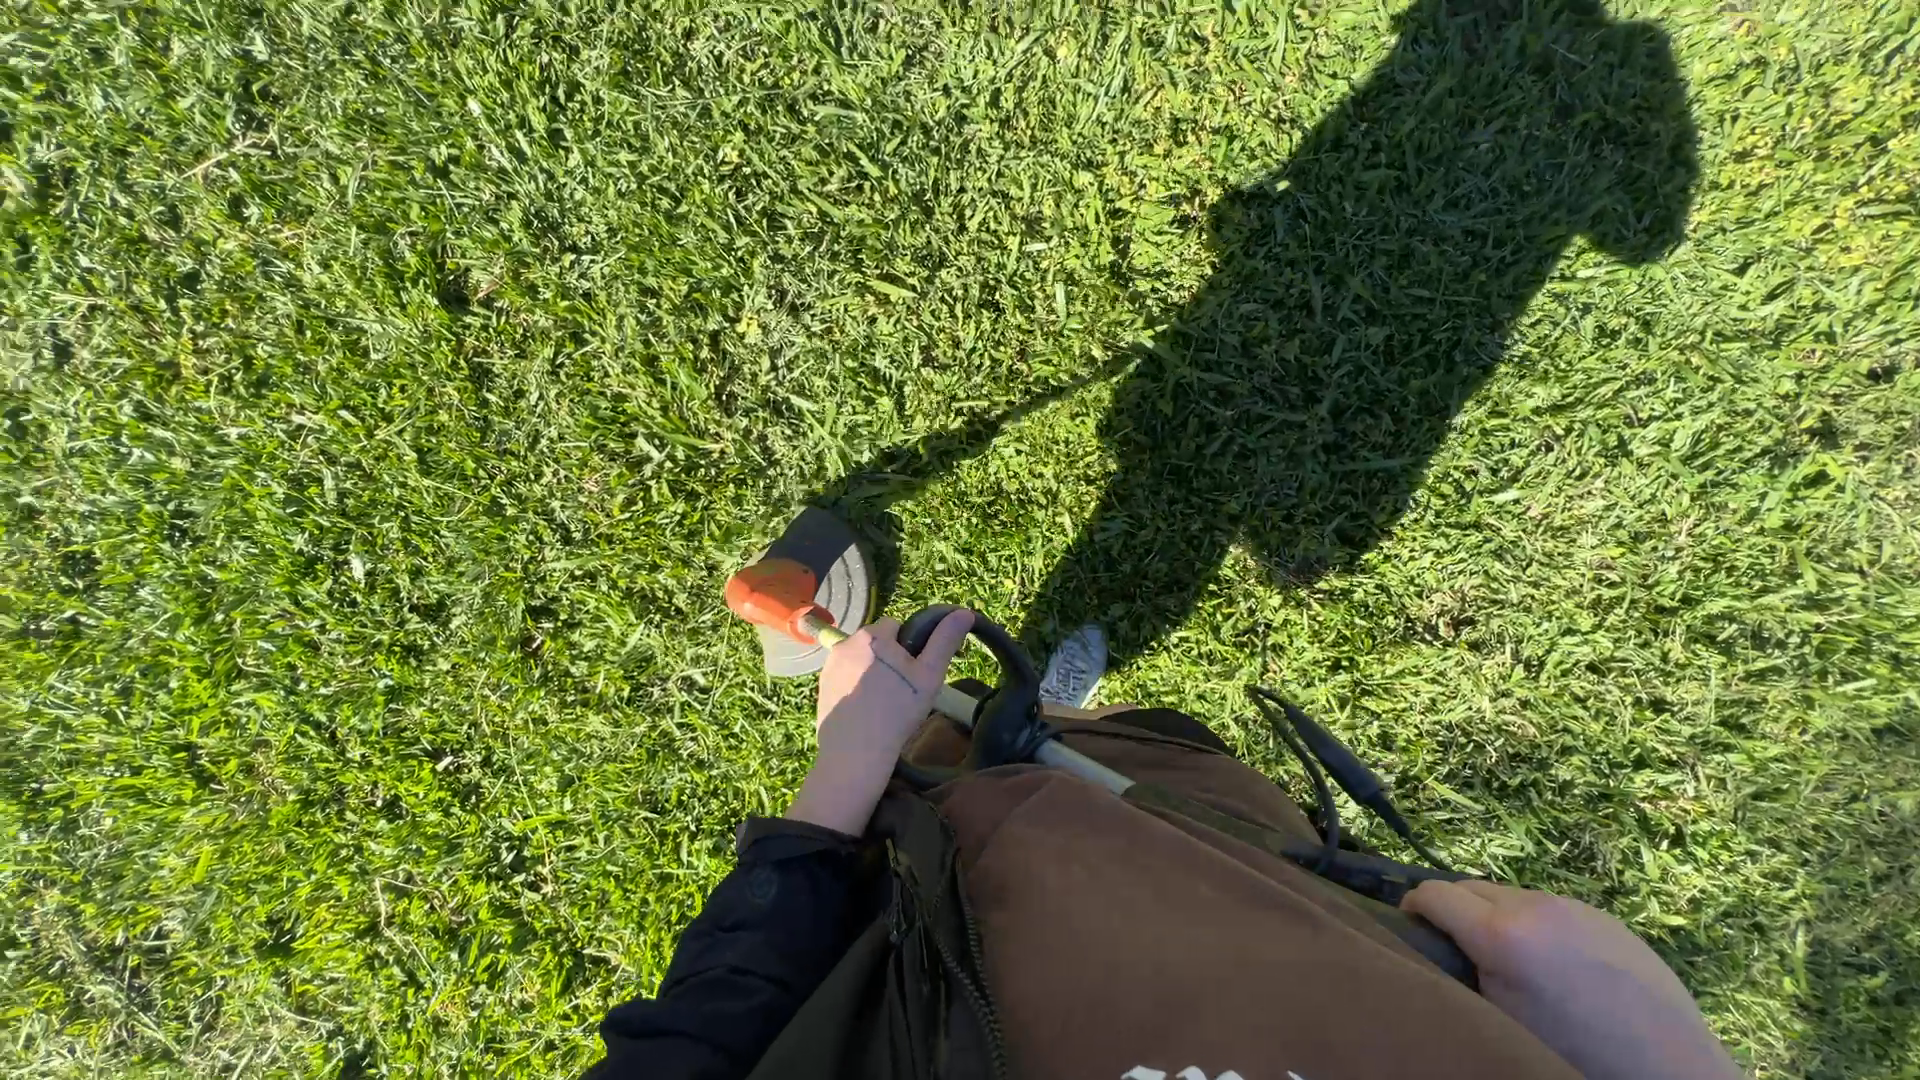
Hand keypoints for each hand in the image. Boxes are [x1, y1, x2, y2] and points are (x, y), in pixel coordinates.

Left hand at [814, 611, 973, 760]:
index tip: (914, 673)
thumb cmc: (897, 710)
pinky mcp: (821, 685)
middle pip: (877, 642)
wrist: (856, 752)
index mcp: (873, 635)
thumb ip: (945, 640)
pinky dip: (856, 685)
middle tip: (902, 689)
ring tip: (883, 701)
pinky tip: (865, 708)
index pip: (897, 626)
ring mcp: (830, 664)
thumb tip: (964, 613)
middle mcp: (846, 642)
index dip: (909, 648)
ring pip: (861, 659)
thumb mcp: (929, 675)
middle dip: (889, 658)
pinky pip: (846, 676)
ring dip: (872, 670)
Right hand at [1403, 879, 1742, 1079]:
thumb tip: (1437, 940)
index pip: (1431, 892)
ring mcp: (1572, 906)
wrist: (1672, 1074)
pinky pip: (1548, 907)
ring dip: (1494, 915)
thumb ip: (1464, 964)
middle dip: (1453, 910)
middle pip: (1466, 885)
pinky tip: (1556, 962)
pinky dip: (1535, 923)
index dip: (1414, 908)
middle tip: (1459, 949)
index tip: (1414, 930)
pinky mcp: (1603, 914)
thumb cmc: (1573, 1054)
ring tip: (1512, 958)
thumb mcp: (1500, 1014)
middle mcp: (1533, 905)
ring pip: (1506, 894)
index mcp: (1501, 933)